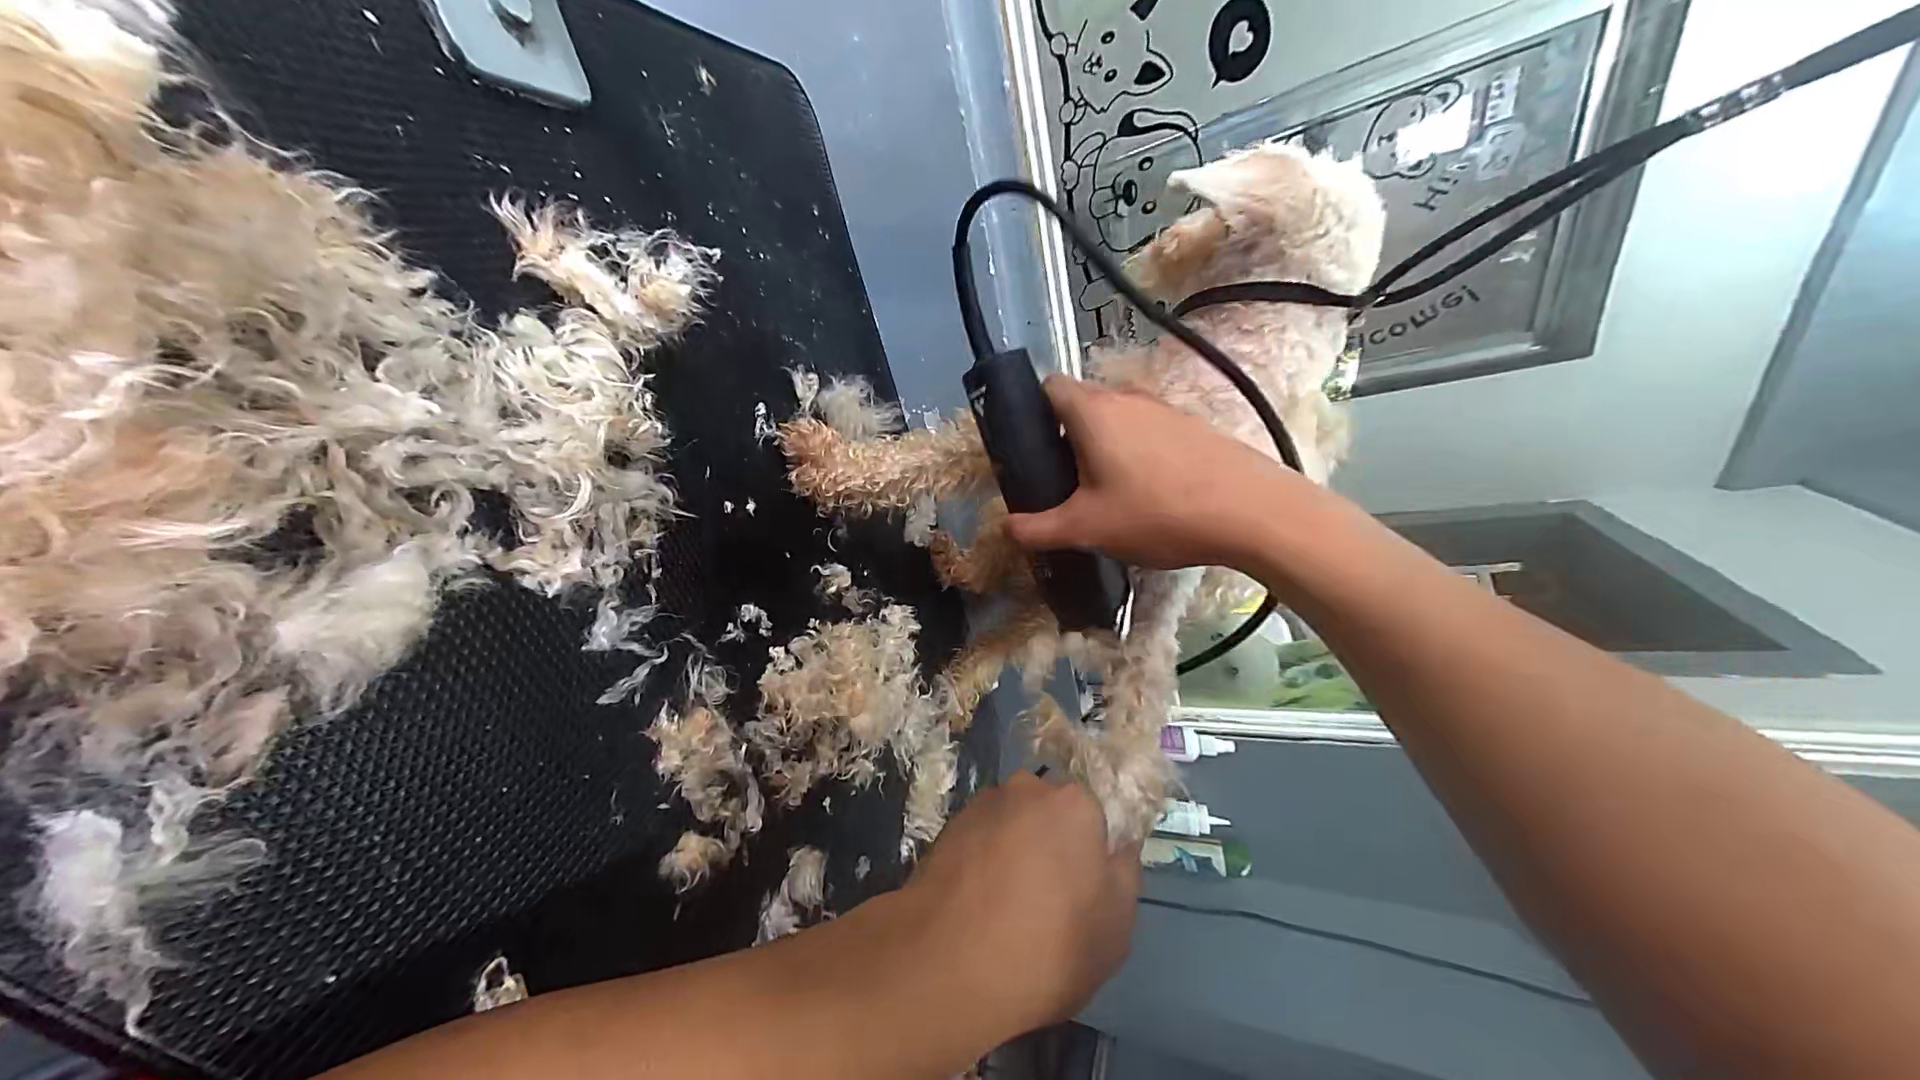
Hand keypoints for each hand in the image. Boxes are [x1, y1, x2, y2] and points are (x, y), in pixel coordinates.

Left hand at [903, 772, 1141, 1031]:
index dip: (1098, 849)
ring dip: (1018, 851)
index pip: (1100, 813)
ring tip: (1010, 906)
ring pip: (1015, 824)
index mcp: (1075, 802)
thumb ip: (1124, 873)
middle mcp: (1027, 788)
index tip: (1090, 885)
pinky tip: (981, 904)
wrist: (946, 964)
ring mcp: (982, 805)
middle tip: (1052, 898)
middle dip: (1056, 844)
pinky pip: (983, 839)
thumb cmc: (1048, 947)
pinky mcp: (947, 828)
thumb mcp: (1116, 926)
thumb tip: (1117, 845)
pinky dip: (986, 861)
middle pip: (1053, 813)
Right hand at [1005, 376, 1318, 570]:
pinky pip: (1147, 431)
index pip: (1048, 386)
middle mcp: (1126, 398)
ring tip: (1105, 493)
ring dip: (1102, 447)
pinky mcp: (1191, 426)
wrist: (1251, 511)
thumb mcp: (1087, 528)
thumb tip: (1006, 529)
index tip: (1031, 451)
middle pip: (1081, 405)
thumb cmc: (1157, 512)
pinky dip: (1136, 453)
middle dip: (1065, 438)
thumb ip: (1038, 529)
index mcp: (1093, 411)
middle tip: (1062, 483)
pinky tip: (1148, 494)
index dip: (1031, 413)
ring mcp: (1164, 409)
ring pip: (1116, 419)